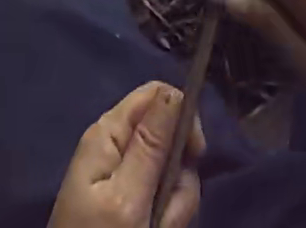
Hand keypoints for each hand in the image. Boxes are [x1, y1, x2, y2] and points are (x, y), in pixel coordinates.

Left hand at [48, 81, 205, 227]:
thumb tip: (175, 91)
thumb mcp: (127, 198)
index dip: (183, 114)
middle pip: (170, 135)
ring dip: (176, 204)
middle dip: (180, 174)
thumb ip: (151, 144)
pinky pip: (165, 196)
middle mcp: (117, 147)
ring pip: (173, 171)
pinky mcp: (131, 203)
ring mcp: (125, 177)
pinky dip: (168, 217)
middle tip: (168, 212)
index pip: (156, 94)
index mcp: (109, 134)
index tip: (196, 154)